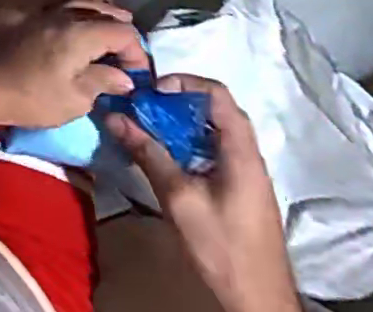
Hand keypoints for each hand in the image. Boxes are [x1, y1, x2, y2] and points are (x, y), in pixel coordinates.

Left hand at [0, 0, 148, 128]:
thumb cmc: (32, 96)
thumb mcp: (75, 99)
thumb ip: (102, 82)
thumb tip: (124, 77)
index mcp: (79, 33)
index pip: (122, 32)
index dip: (137, 52)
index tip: (139, 75)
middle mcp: (63, 15)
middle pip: (103, 13)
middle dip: (122, 32)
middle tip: (130, 56)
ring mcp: (44, 13)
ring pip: (81, 4)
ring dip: (101, 17)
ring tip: (113, 34)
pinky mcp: (29, 19)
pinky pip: (62, 5)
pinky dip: (79, 11)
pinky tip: (81, 26)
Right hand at [106, 75, 300, 311]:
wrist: (259, 301)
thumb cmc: (222, 246)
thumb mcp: (179, 198)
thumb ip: (148, 153)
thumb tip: (114, 116)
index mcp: (241, 153)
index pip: (218, 94)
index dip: (184, 83)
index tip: (153, 92)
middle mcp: (247, 156)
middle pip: (214, 109)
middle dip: (175, 101)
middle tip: (143, 106)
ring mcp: (245, 174)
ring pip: (211, 130)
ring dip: (178, 122)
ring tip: (146, 126)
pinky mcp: (237, 189)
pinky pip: (210, 149)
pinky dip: (185, 142)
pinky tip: (163, 154)